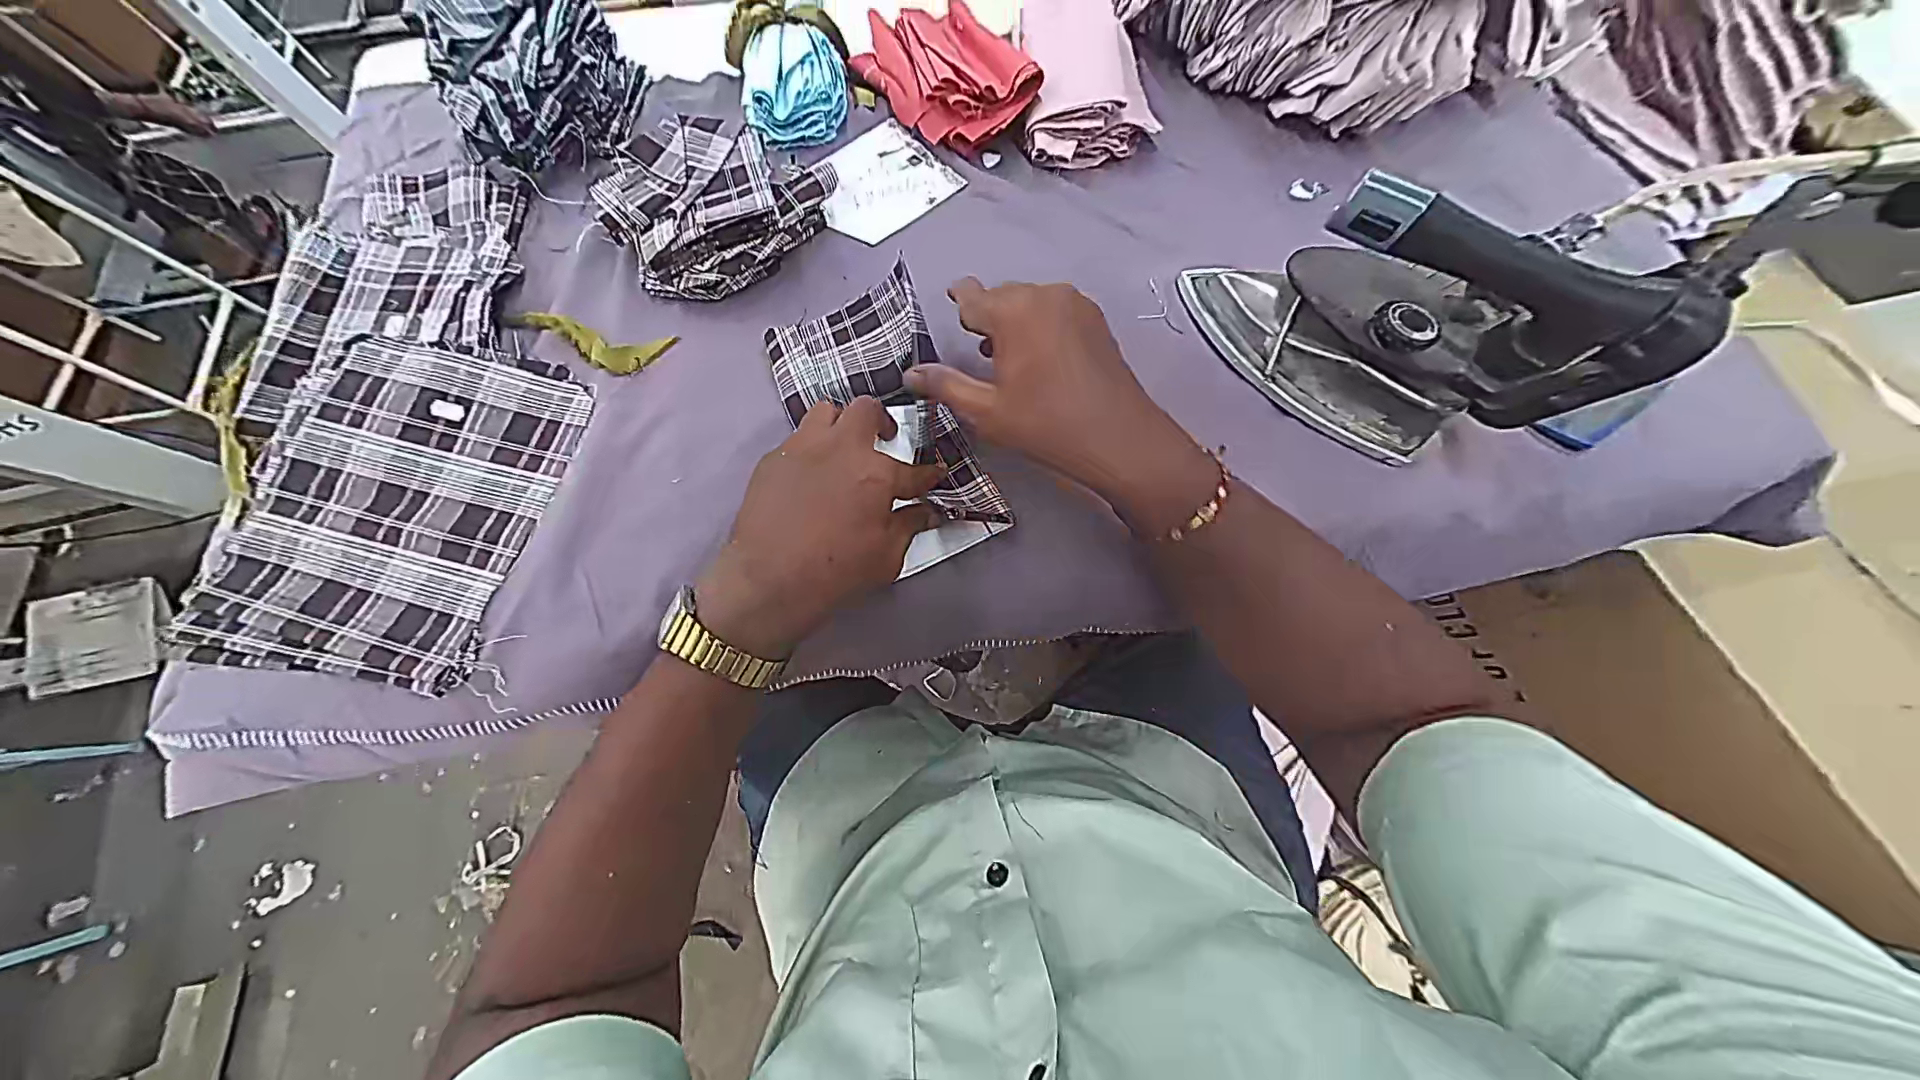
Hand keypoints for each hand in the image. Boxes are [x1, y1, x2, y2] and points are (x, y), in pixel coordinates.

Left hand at [693, 398, 943, 659]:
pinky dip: (811, 450)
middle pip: (866, 411)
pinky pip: (797, 439)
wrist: (769, 580)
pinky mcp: (773, 460)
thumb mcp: (886, 557)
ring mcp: (803, 449)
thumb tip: (925, 513)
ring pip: (826, 412)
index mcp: (876, 474)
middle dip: (882, 422)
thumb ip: (909, 527)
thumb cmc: (834, 572)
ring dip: (841, 424)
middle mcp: (841, 450)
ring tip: (845, 447)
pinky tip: (812, 475)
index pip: (914, 470)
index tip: (932, 474)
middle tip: (885, 440)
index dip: (928, 474)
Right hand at [906, 278, 1217, 535]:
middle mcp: (1046, 295)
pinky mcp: (1096, 320)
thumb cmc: (1049, 426)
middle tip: (980, 350)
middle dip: (988, 319)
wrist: (1118, 439)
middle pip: (1003, 298)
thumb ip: (946, 385)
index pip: (973, 296)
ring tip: (1009, 360)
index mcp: (1014, 311)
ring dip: (1015, 324)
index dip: (960, 301)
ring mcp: (1076, 305)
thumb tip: (913, 374)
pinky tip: (1040, 361)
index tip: (953, 299)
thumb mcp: (987, 411)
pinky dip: (1041, 327)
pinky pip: (1056, 312)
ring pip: (1031, 304)